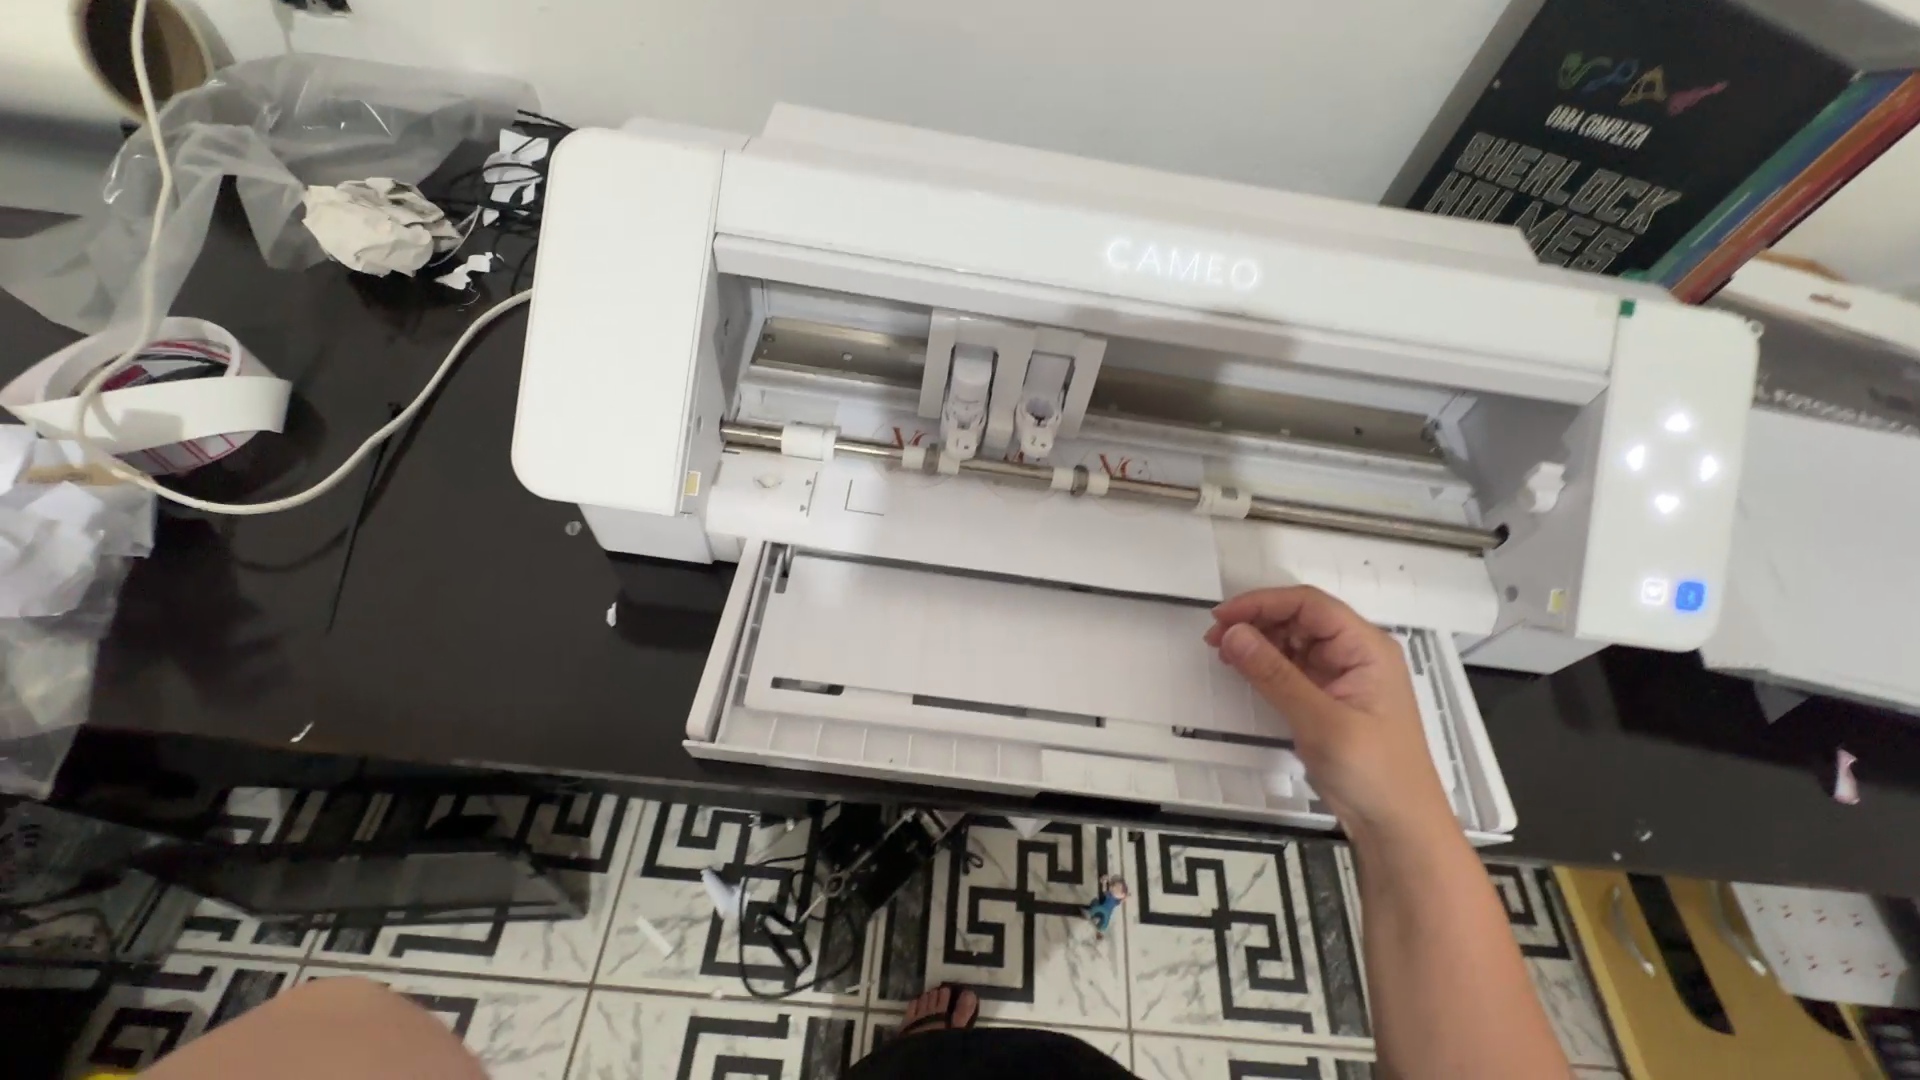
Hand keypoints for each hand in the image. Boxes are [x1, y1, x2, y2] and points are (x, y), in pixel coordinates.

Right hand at [1204, 586, 1453, 838]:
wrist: (1399, 827)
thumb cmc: (1375, 773)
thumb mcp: (1321, 721)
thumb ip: (1274, 674)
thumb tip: (1234, 634)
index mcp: (1367, 648)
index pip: (1309, 604)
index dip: (1263, 603)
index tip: (1224, 617)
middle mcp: (1356, 654)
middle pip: (1300, 618)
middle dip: (1256, 621)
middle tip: (1216, 637)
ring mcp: (1343, 676)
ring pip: (1293, 640)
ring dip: (1258, 641)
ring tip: (1224, 652)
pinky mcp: (1329, 698)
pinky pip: (1293, 666)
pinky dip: (1265, 663)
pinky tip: (1245, 669)